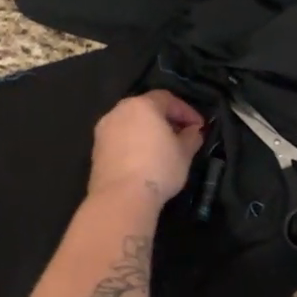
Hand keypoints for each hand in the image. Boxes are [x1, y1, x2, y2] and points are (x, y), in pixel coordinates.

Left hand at [88, 91, 205, 206]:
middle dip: (166, 119)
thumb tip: (193, 131)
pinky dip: (134, 143)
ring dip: (148, 131)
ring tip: (163, 148)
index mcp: (142, 105)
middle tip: (181, 135)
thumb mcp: (184, 153)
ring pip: (131, 123)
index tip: (199, 126)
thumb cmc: (159, 168)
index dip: (186, 111)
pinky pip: (120, 139)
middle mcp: (119, 111)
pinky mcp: (96, 149)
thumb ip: (191, 137)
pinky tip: (145, 159)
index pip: (168, 99)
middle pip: (146, 108)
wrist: (121, 197)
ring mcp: (104, 130)